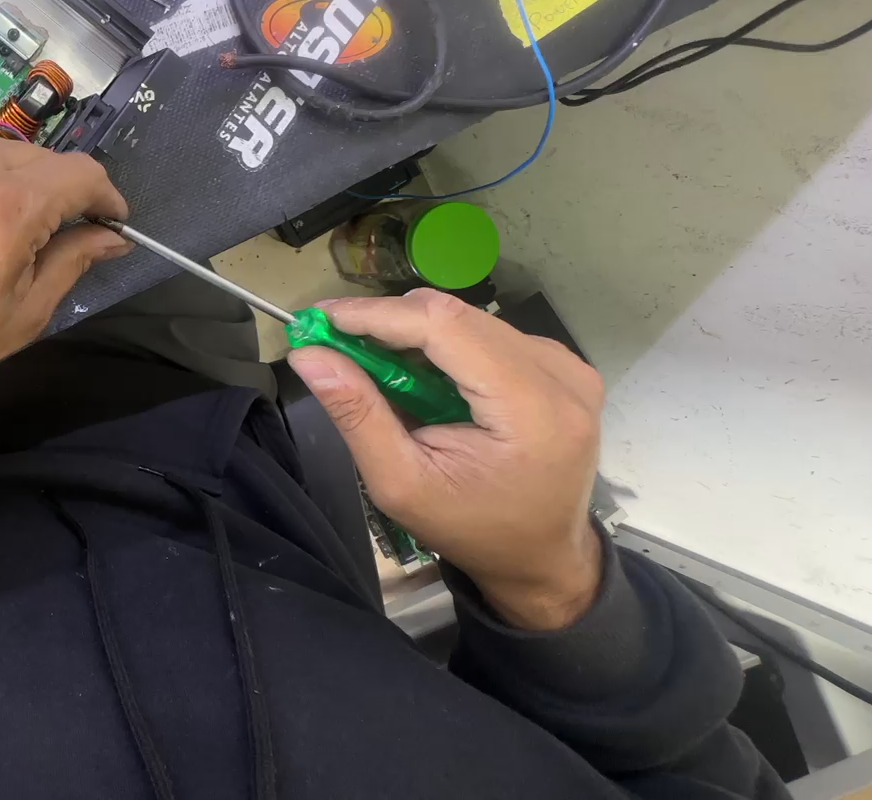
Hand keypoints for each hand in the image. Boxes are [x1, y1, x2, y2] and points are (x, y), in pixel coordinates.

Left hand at [0, 132, 129, 422]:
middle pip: (38, 156)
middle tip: (46, 231)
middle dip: (55, 191)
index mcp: (5, 209)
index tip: (107, 218)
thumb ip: (74, 261)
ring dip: (4, 178)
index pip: (81, 172)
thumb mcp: (24, 314)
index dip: (104, 195)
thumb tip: (112, 235)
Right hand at [285, 289, 604, 630]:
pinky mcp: (557, 365)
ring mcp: (564, 366)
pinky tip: (414, 373)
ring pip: (463, 317)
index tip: (316, 319)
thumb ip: (355, 414)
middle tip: (329, 342)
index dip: (375, 314)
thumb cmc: (469, 527)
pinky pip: (480, 330)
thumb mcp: (398, 482)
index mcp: (531, 410)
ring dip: (406, 331)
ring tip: (369, 364)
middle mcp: (558, 376)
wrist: (539, 557)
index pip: (444, 326)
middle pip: (452, 315)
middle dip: (382, 321)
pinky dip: (434, 341)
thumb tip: (307, 354)